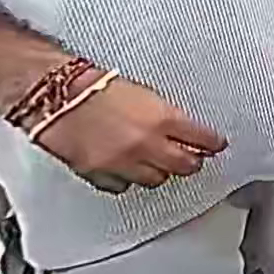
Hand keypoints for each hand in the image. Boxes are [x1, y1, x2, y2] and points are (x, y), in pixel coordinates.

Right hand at [33, 75, 227, 192]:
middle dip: (192, 161)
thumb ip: (171, 118)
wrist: (57, 95)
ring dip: (161, 171)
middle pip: (186, 166)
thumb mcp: (149, 96)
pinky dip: (129, 179)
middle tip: (192, 157)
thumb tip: (187, 132)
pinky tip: (130, 169)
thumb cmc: (99, 87)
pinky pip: (123, 186)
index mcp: (164, 119)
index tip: (216, 145)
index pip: (204, 140)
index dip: (213, 144)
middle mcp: (146, 144)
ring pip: (157, 179)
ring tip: (159, 162)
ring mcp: (122, 162)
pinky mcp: (98, 174)